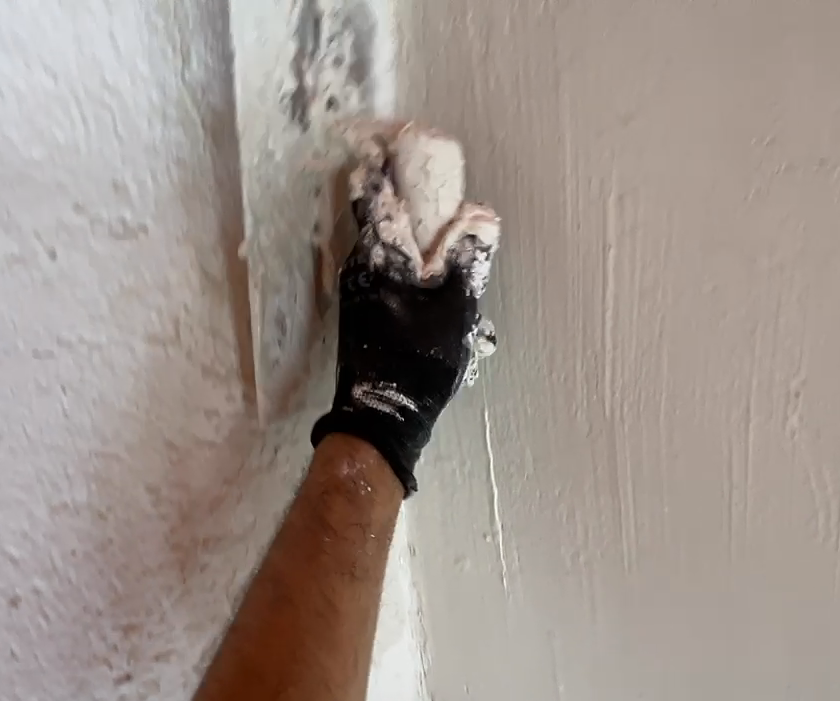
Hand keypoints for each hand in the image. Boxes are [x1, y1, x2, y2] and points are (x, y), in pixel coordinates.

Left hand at [310, 143, 497, 495]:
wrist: (382, 418)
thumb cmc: (418, 363)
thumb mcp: (455, 311)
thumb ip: (468, 262)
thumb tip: (481, 220)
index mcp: (378, 261)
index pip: (377, 198)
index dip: (384, 168)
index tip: (392, 143)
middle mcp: (360, 271)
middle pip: (380, 223)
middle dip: (403, 206)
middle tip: (431, 194)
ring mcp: (358, 295)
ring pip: (385, 255)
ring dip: (410, 247)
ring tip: (439, 246)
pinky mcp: (363, 317)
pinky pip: (386, 280)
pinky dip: (407, 275)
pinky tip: (432, 292)